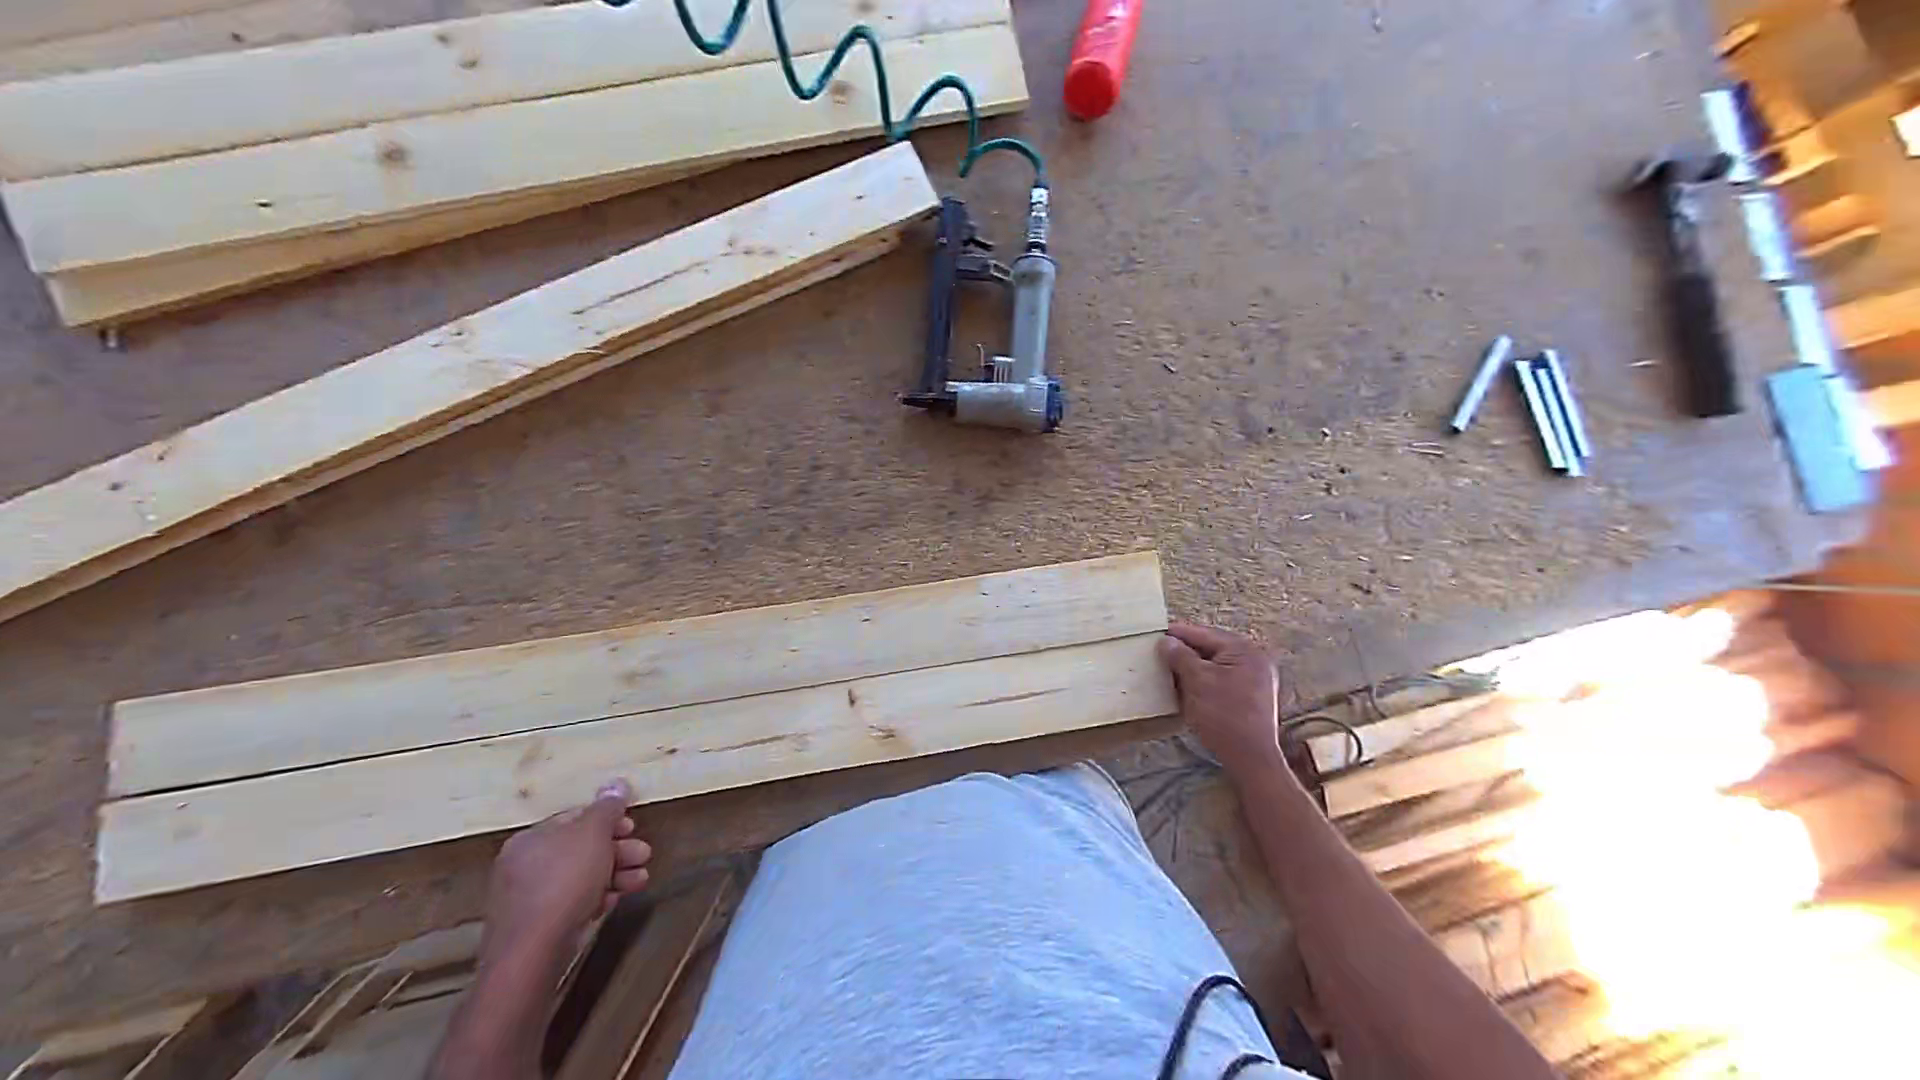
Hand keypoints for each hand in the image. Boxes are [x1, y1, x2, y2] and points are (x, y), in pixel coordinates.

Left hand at [482, 779, 652, 962]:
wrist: (532, 951)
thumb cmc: (564, 880)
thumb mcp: (593, 834)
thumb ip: (607, 808)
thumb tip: (617, 783)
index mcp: (532, 838)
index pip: (576, 818)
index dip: (609, 820)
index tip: (633, 828)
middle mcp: (524, 864)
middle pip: (581, 848)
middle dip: (618, 850)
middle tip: (644, 855)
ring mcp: (527, 898)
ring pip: (580, 876)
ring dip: (615, 874)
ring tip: (639, 880)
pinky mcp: (535, 927)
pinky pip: (571, 902)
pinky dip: (595, 898)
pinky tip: (611, 902)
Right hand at [1158, 622, 1285, 778]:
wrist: (1250, 758)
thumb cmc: (1223, 715)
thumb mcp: (1196, 681)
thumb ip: (1180, 656)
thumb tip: (1166, 641)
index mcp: (1244, 649)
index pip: (1203, 633)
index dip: (1177, 633)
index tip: (1154, 634)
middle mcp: (1253, 659)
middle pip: (1210, 648)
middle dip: (1184, 651)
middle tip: (1158, 653)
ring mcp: (1255, 679)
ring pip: (1215, 664)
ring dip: (1192, 667)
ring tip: (1168, 670)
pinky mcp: (1250, 696)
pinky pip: (1221, 679)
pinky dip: (1203, 680)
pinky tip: (1186, 687)